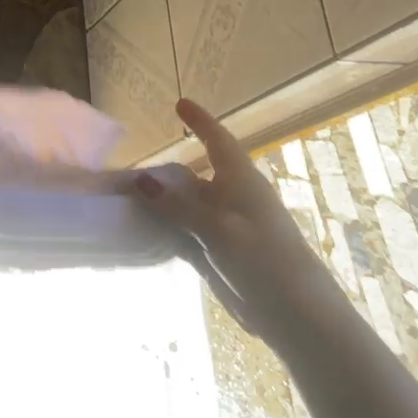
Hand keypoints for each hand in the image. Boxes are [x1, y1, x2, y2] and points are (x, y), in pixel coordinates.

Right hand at [126, 99, 346, 349]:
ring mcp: (224, 227)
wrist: (295, 313)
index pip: (217, 142)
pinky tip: (140, 231)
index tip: (180, 104)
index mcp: (241, 183)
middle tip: (126, 171)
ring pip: (184, 205)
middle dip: (164, 172)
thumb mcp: (218, 229)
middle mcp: (231, 199)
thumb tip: (141, 180)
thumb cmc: (264, 260)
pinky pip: (183, 231)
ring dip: (158, 202)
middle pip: (193, 176)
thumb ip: (177, 206)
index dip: (200, 122)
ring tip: (122, 200)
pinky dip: (163, 227)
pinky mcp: (219, 252)